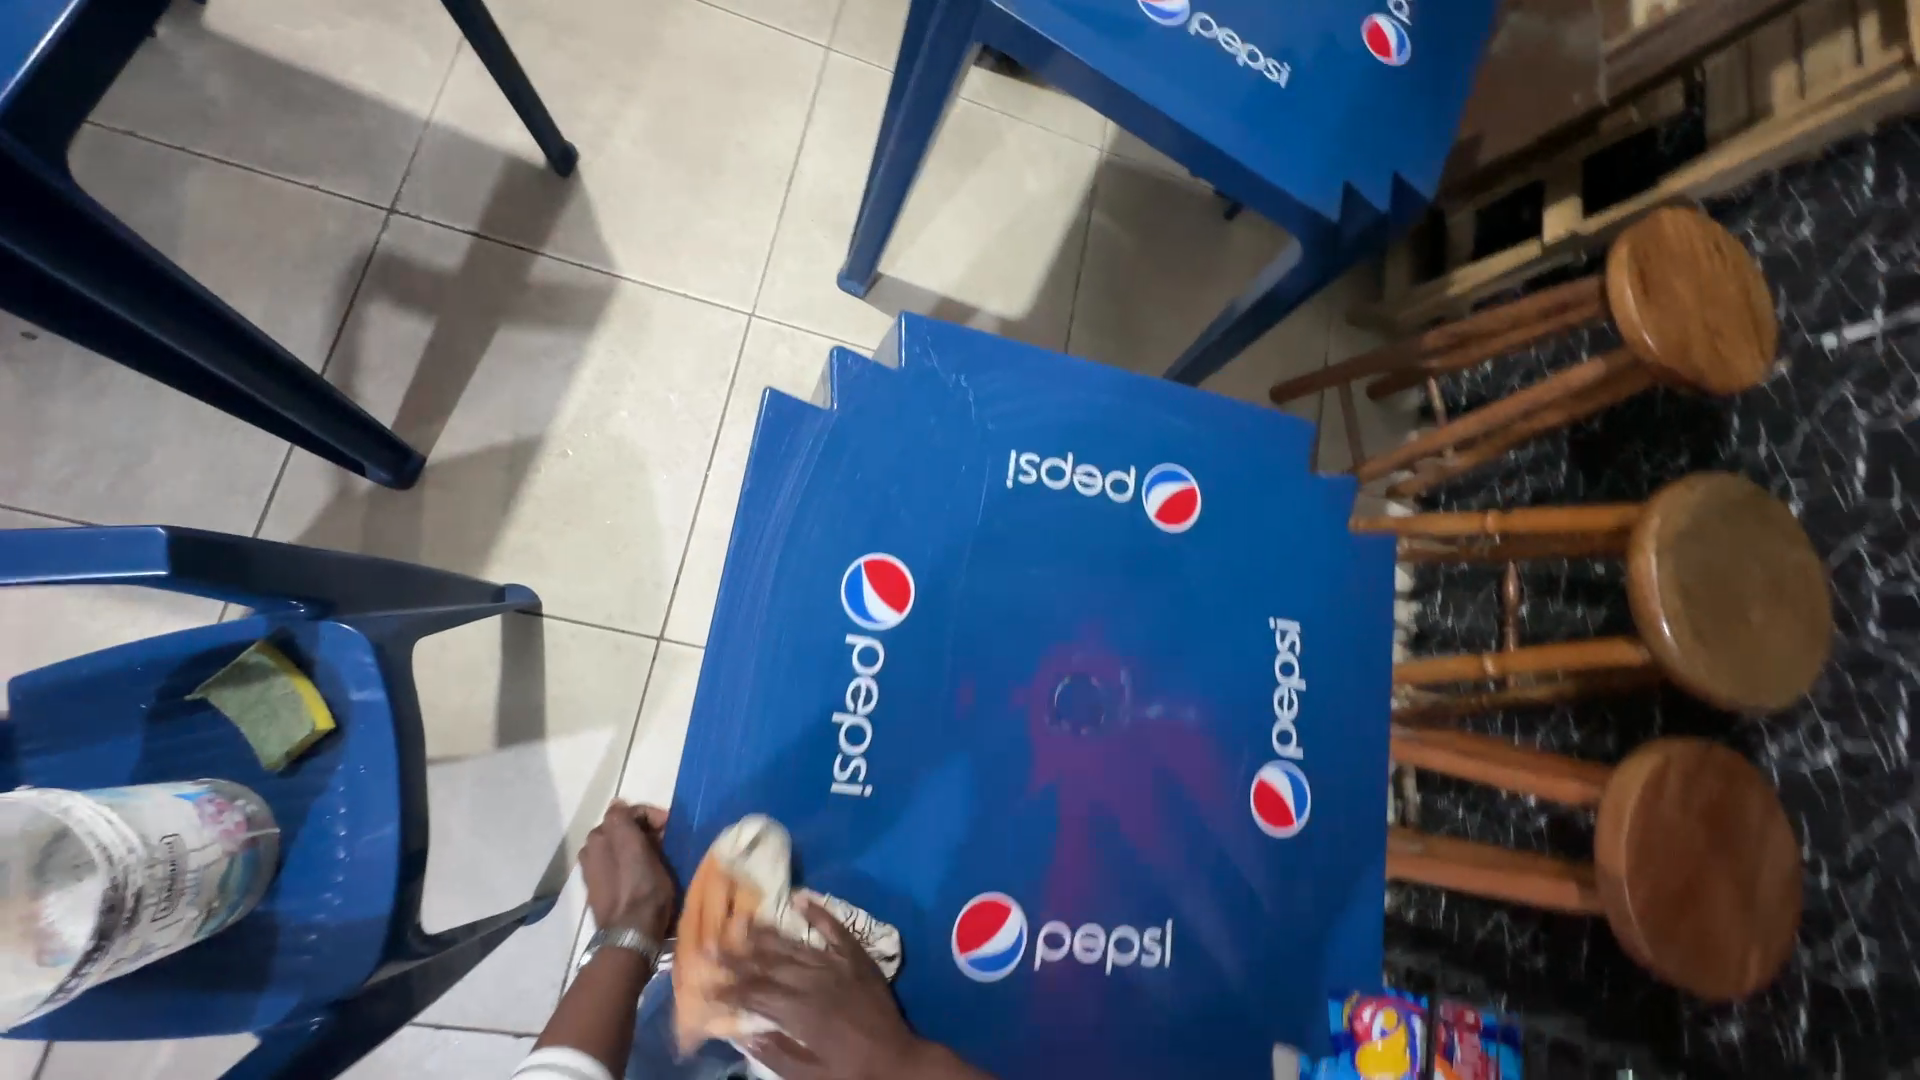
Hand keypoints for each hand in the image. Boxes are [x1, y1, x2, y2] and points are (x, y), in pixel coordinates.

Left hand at [580, 799, 674, 939]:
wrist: (631, 932)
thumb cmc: (642, 888)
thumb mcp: (638, 848)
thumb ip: (626, 819)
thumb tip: (618, 802)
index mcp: (602, 835)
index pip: (630, 810)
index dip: (653, 815)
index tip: (670, 828)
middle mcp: (592, 847)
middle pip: (623, 827)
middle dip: (645, 830)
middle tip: (666, 842)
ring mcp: (593, 868)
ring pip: (620, 843)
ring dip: (637, 845)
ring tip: (656, 857)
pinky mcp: (598, 885)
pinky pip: (616, 861)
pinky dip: (629, 859)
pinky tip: (641, 871)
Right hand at [714, 897, 928, 1079]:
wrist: (898, 1059)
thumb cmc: (851, 1072)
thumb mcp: (809, 1076)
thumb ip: (775, 1055)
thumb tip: (743, 1033)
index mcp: (801, 1011)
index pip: (756, 994)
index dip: (730, 987)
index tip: (706, 979)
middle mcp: (816, 980)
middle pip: (770, 964)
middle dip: (739, 955)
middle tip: (712, 943)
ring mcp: (837, 963)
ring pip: (795, 944)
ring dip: (767, 932)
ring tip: (743, 920)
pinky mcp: (855, 955)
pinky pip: (835, 928)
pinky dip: (818, 911)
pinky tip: (800, 897)